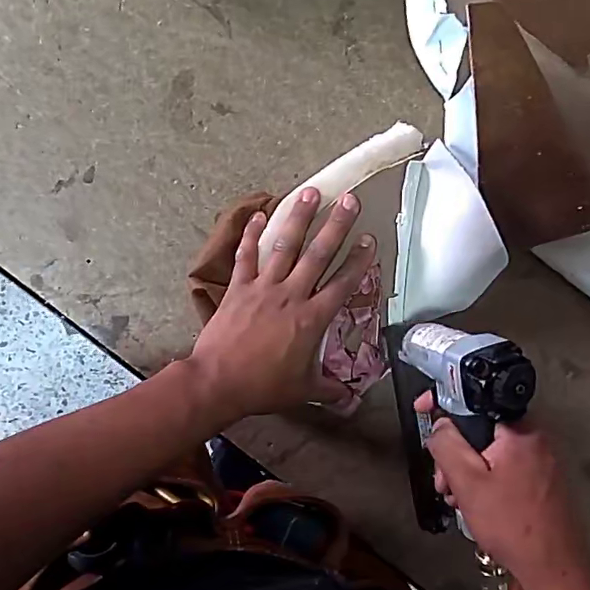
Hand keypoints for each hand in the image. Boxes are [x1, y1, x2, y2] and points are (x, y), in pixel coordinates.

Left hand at [187, 186, 374, 422]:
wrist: (219, 381)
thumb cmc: (263, 387)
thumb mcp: (303, 390)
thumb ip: (328, 389)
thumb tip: (348, 397)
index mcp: (312, 319)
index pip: (343, 284)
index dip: (359, 262)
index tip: (370, 241)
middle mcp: (291, 296)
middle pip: (318, 255)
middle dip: (337, 225)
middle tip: (349, 201)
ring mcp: (263, 288)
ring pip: (285, 247)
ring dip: (299, 218)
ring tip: (310, 192)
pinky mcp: (238, 288)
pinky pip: (246, 256)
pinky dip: (251, 235)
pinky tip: (259, 214)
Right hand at [418, 392, 589, 588]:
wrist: (553, 568)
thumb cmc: (512, 524)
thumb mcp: (467, 481)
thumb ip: (447, 444)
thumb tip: (439, 425)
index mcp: (519, 429)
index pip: (475, 399)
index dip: (444, 403)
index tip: (423, 408)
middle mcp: (534, 438)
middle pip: (480, 429)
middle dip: (453, 452)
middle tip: (444, 480)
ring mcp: (540, 460)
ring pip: (489, 451)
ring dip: (466, 471)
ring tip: (458, 498)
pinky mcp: (541, 480)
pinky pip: (503, 468)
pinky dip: (484, 481)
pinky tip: (476, 505)